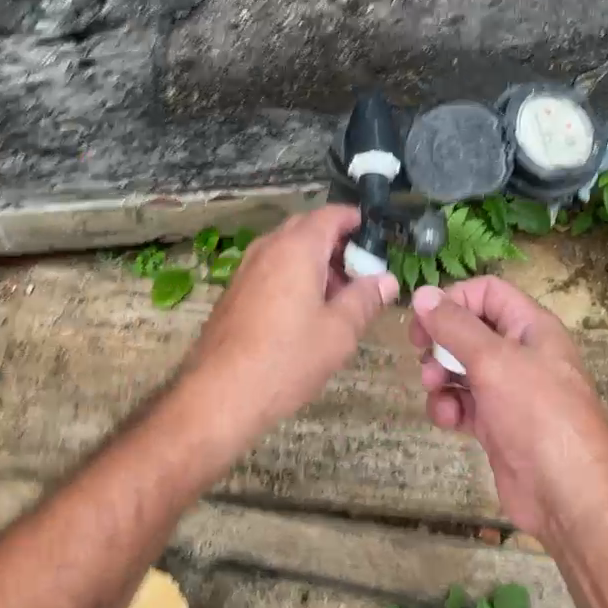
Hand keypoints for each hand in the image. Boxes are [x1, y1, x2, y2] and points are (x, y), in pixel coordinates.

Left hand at [180, 205, 398, 438]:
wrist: (220, 393)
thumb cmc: (286, 359)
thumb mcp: (339, 332)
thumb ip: (365, 299)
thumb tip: (386, 279)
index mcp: (297, 248)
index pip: (330, 215)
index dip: (355, 220)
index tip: (375, 236)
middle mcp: (268, 248)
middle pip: (307, 229)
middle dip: (336, 244)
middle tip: (360, 273)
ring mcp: (247, 268)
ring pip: (287, 249)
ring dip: (314, 262)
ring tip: (337, 298)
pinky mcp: (235, 291)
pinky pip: (271, 268)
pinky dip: (292, 275)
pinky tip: (304, 313)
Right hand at [410, 277, 607, 542]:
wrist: (569, 497)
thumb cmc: (538, 415)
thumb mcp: (493, 360)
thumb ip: (454, 325)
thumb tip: (422, 294)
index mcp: (532, 328)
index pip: (487, 292)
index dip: (455, 298)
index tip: (425, 317)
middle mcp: (522, 354)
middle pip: (470, 329)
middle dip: (441, 340)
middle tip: (419, 352)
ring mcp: (510, 392)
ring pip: (462, 368)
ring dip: (440, 375)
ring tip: (434, 389)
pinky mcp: (498, 425)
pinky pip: (464, 403)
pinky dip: (450, 407)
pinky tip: (448, 420)